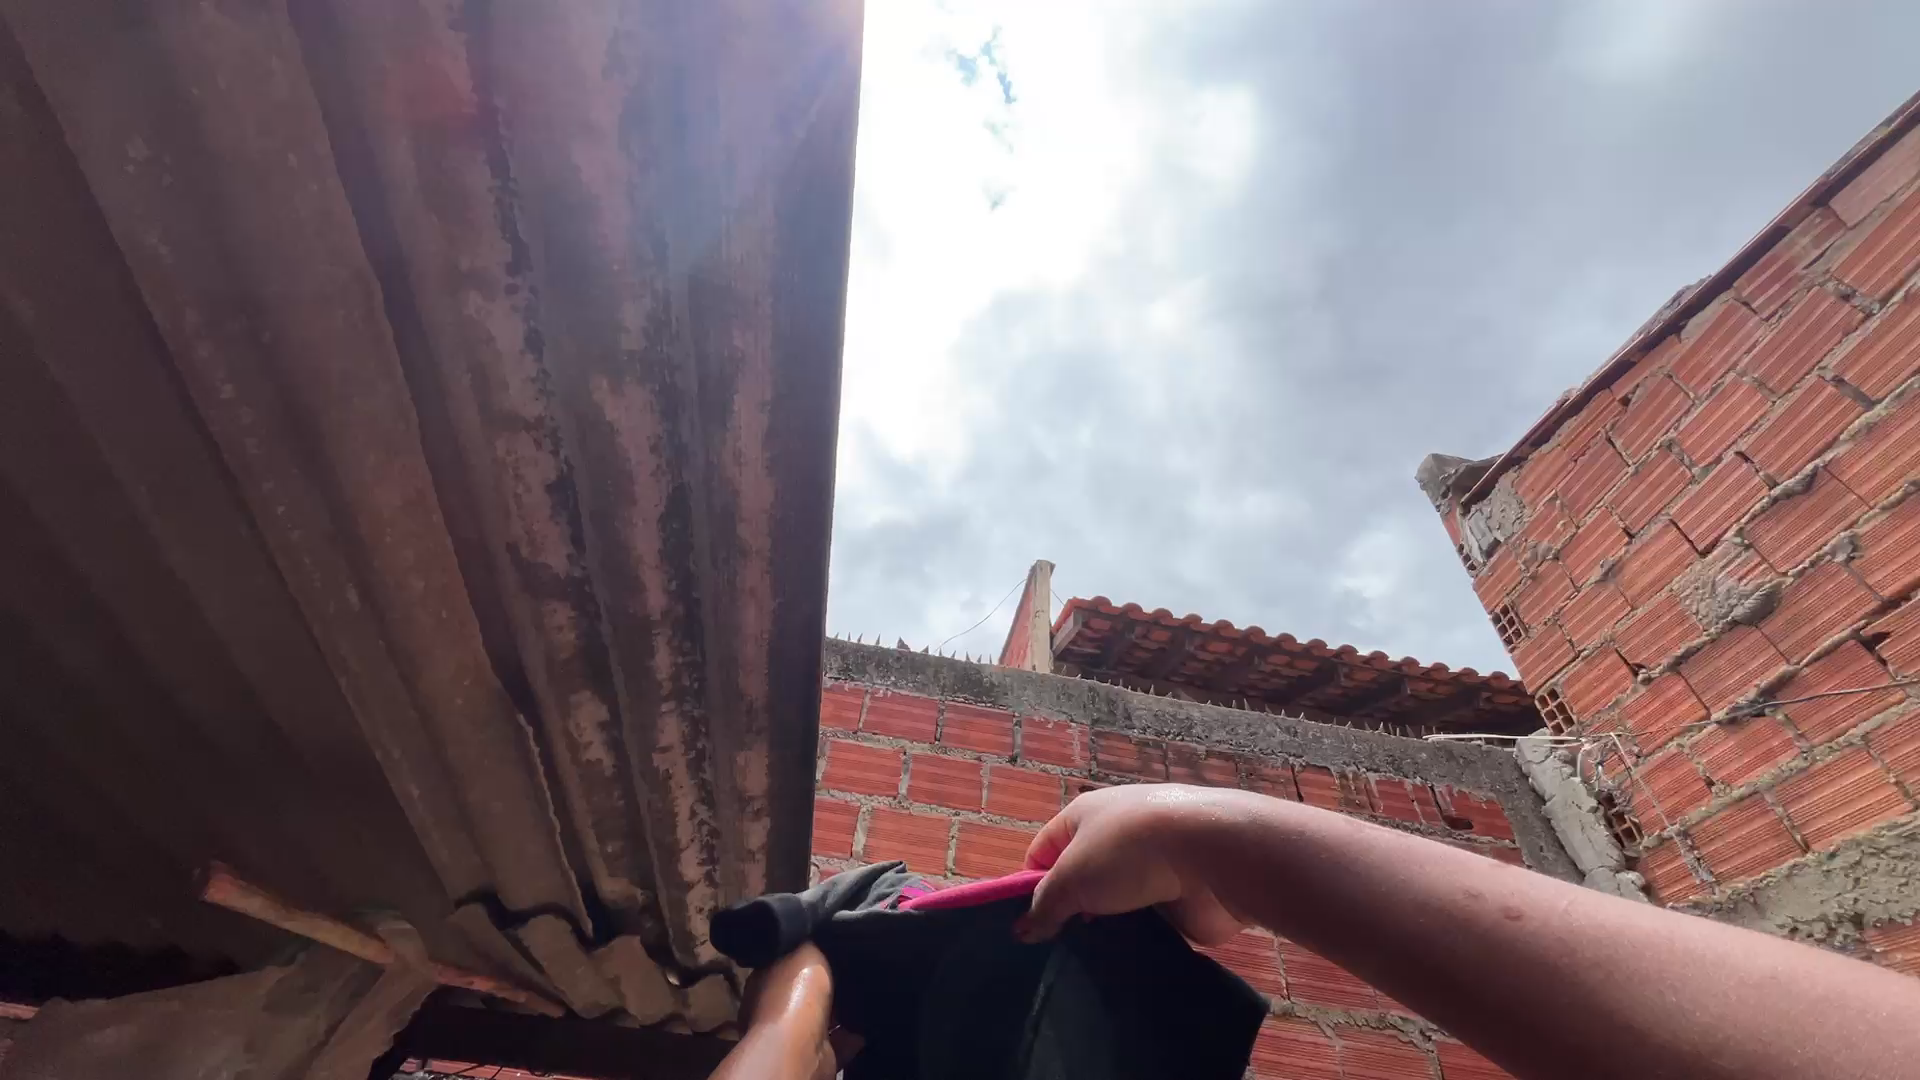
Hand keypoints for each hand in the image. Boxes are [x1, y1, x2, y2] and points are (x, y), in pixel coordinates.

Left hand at [729, 943, 861, 1079]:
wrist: (800, 1047)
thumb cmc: (796, 990)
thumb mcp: (805, 945)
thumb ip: (813, 939)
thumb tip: (821, 930)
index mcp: (768, 976)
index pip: (790, 956)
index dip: (811, 947)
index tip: (834, 935)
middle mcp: (779, 1004)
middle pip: (810, 985)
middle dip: (832, 975)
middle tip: (858, 957)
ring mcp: (797, 1032)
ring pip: (827, 1012)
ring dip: (847, 1003)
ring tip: (871, 983)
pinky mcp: (819, 1053)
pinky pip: (842, 1036)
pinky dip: (857, 1028)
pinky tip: (872, 1011)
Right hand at [1015, 783, 1256, 945]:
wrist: (1210, 854)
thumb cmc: (1128, 851)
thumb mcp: (1072, 877)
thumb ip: (1044, 904)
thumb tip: (1021, 929)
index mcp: (1083, 817)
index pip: (1043, 852)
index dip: (1030, 888)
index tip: (1027, 929)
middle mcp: (1113, 837)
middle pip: (1079, 880)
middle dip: (1069, 913)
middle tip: (1053, 955)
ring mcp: (1148, 867)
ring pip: (1112, 905)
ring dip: (1104, 930)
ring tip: (1085, 969)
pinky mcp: (1177, 898)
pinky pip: (1146, 925)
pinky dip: (1137, 943)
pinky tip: (1124, 969)